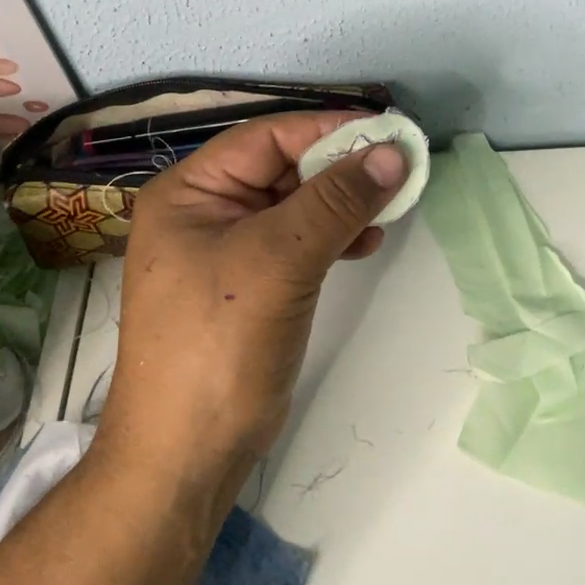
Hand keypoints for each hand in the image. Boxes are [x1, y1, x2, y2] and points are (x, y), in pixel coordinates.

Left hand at [96, 111, 406, 484]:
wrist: (185, 454)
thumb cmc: (220, 344)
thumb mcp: (279, 260)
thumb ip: (337, 200)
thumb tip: (393, 152)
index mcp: (190, 192)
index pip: (267, 139)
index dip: (328, 131)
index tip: (389, 134)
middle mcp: (204, 213)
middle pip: (282, 169)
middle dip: (339, 170)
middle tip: (398, 172)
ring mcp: (226, 253)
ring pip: (295, 207)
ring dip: (342, 204)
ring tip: (390, 209)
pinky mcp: (250, 288)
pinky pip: (297, 243)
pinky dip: (332, 237)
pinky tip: (365, 243)